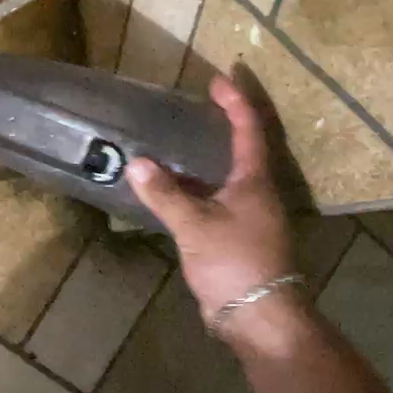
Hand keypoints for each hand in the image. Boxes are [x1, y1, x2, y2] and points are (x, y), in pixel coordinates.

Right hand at [126, 76, 296, 339]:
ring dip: (204, 163)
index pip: (248, 129)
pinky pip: (215, 204)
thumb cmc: (233, 262)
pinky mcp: (236, 240)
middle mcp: (256, 194)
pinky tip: (172, 194)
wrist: (256, 314)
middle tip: (192, 111)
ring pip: (226, 180)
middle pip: (241, 151)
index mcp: (254, 181)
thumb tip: (136, 163)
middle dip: (220, 128)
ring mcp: (248, 218)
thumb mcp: (195, 225)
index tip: (218, 79)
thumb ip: (165, 194)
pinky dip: (195, 193)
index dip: (234, 102)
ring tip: (174, 148)